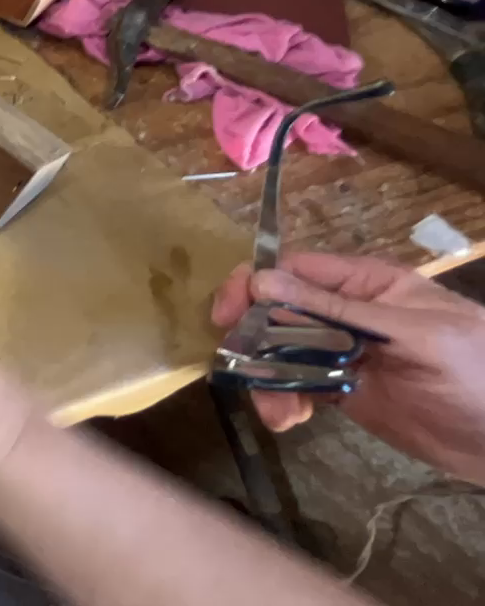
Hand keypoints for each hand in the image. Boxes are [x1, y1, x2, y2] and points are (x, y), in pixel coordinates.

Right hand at [212, 253, 484, 484]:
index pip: (290, 271)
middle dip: (253, 340)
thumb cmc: (479, 378)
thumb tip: (260, 281)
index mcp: (365, 286)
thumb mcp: (416, 337)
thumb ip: (338, 309)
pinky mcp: (335, 383)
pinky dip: (278, 398)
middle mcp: (344, 310)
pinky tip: (286, 418)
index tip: (229, 317)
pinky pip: (289, 381)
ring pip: (274, 348)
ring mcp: (337, 348)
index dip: (253, 287)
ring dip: (263, 376)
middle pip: (272, 310)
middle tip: (236, 363)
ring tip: (273, 409)